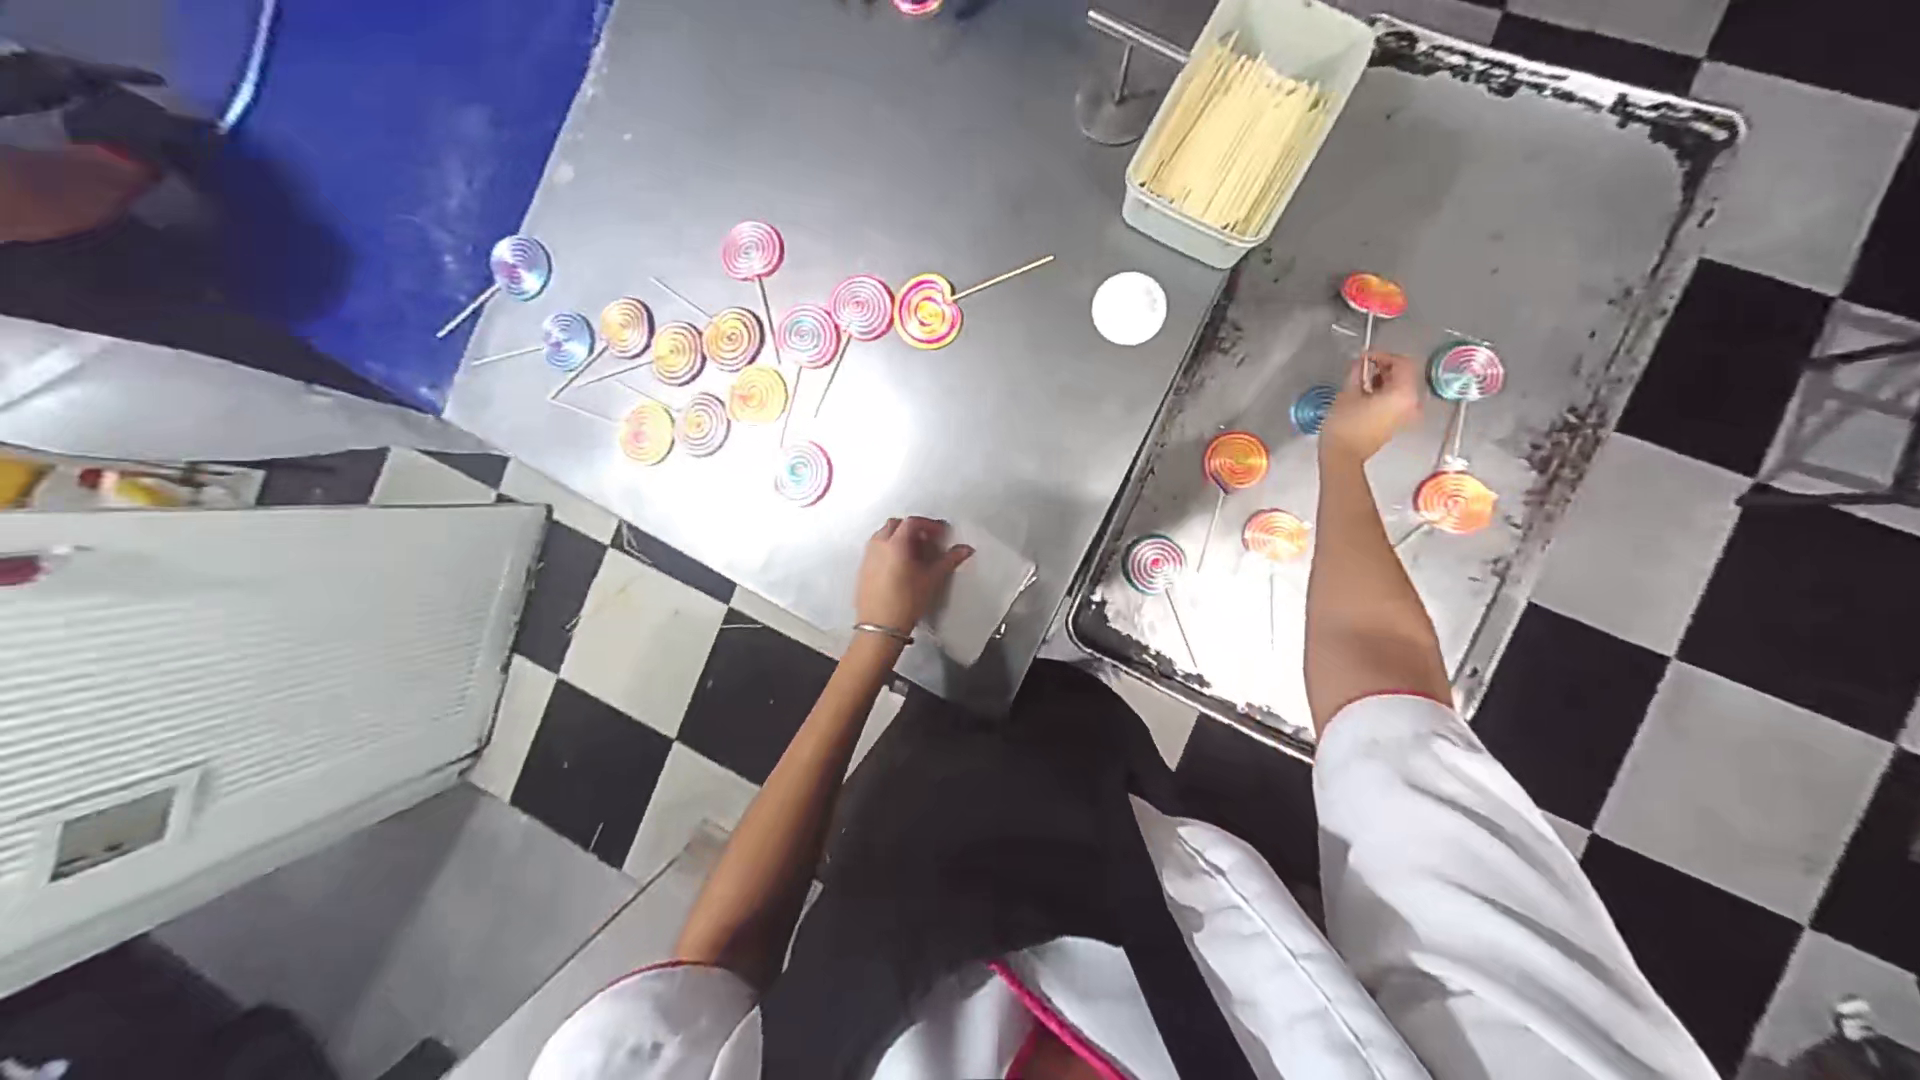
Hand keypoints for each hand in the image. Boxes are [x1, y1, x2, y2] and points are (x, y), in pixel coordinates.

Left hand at [855, 517, 972, 633]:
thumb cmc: (906, 602)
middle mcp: (878, 545)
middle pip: (896, 524)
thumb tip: (965, 549)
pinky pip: (876, 549)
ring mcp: (868, 557)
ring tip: (915, 552)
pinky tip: (900, 565)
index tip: (940, 532)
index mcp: (895, 544)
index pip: (913, 522)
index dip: (929, 524)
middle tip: (928, 539)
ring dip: (899, 537)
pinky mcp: (863, 569)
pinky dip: (889, 549)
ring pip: (883, 535)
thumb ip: (949, 560)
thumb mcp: (932, 579)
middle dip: (913, 528)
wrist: (881, 627)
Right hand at [1319, 351, 1421, 464]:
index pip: (1402, 363)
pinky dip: (1385, 393)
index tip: (1366, 357)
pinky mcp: (1398, 423)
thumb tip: (1361, 363)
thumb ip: (1357, 373)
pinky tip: (1367, 395)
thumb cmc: (1344, 427)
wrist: (1342, 457)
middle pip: (1405, 375)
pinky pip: (1397, 401)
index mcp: (1403, 393)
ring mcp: (1407, 415)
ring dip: (1384, 381)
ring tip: (1363, 381)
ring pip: (1401, 388)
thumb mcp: (1348, 394)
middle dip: (1385, 368)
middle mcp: (1412, 403)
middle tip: (1364, 367)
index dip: (1383, 356)